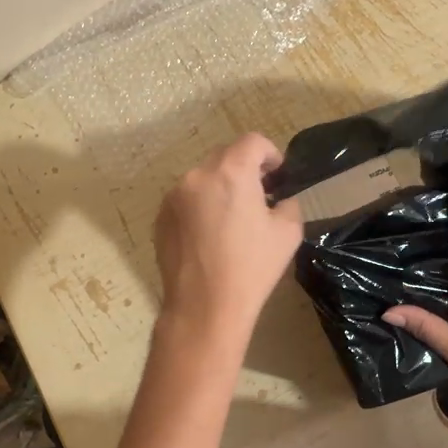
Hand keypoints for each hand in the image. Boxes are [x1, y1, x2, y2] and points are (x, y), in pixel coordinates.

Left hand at [154, 133, 303, 339]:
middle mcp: (197, 175)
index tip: (277, 175)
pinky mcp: (160, 218)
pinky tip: (209, 238)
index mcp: (231, 172)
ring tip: (231, 221)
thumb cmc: (251, 268)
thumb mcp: (287, 233)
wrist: (204, 306)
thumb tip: (277, 200)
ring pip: (203, 179)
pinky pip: (186, 201)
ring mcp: (173, 196)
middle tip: (258, 198)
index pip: (253, 141)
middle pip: (225, 157)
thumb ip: (287, 204)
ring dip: (220, 189)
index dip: (270, 153)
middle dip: (244, 171)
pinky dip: (200, 207)